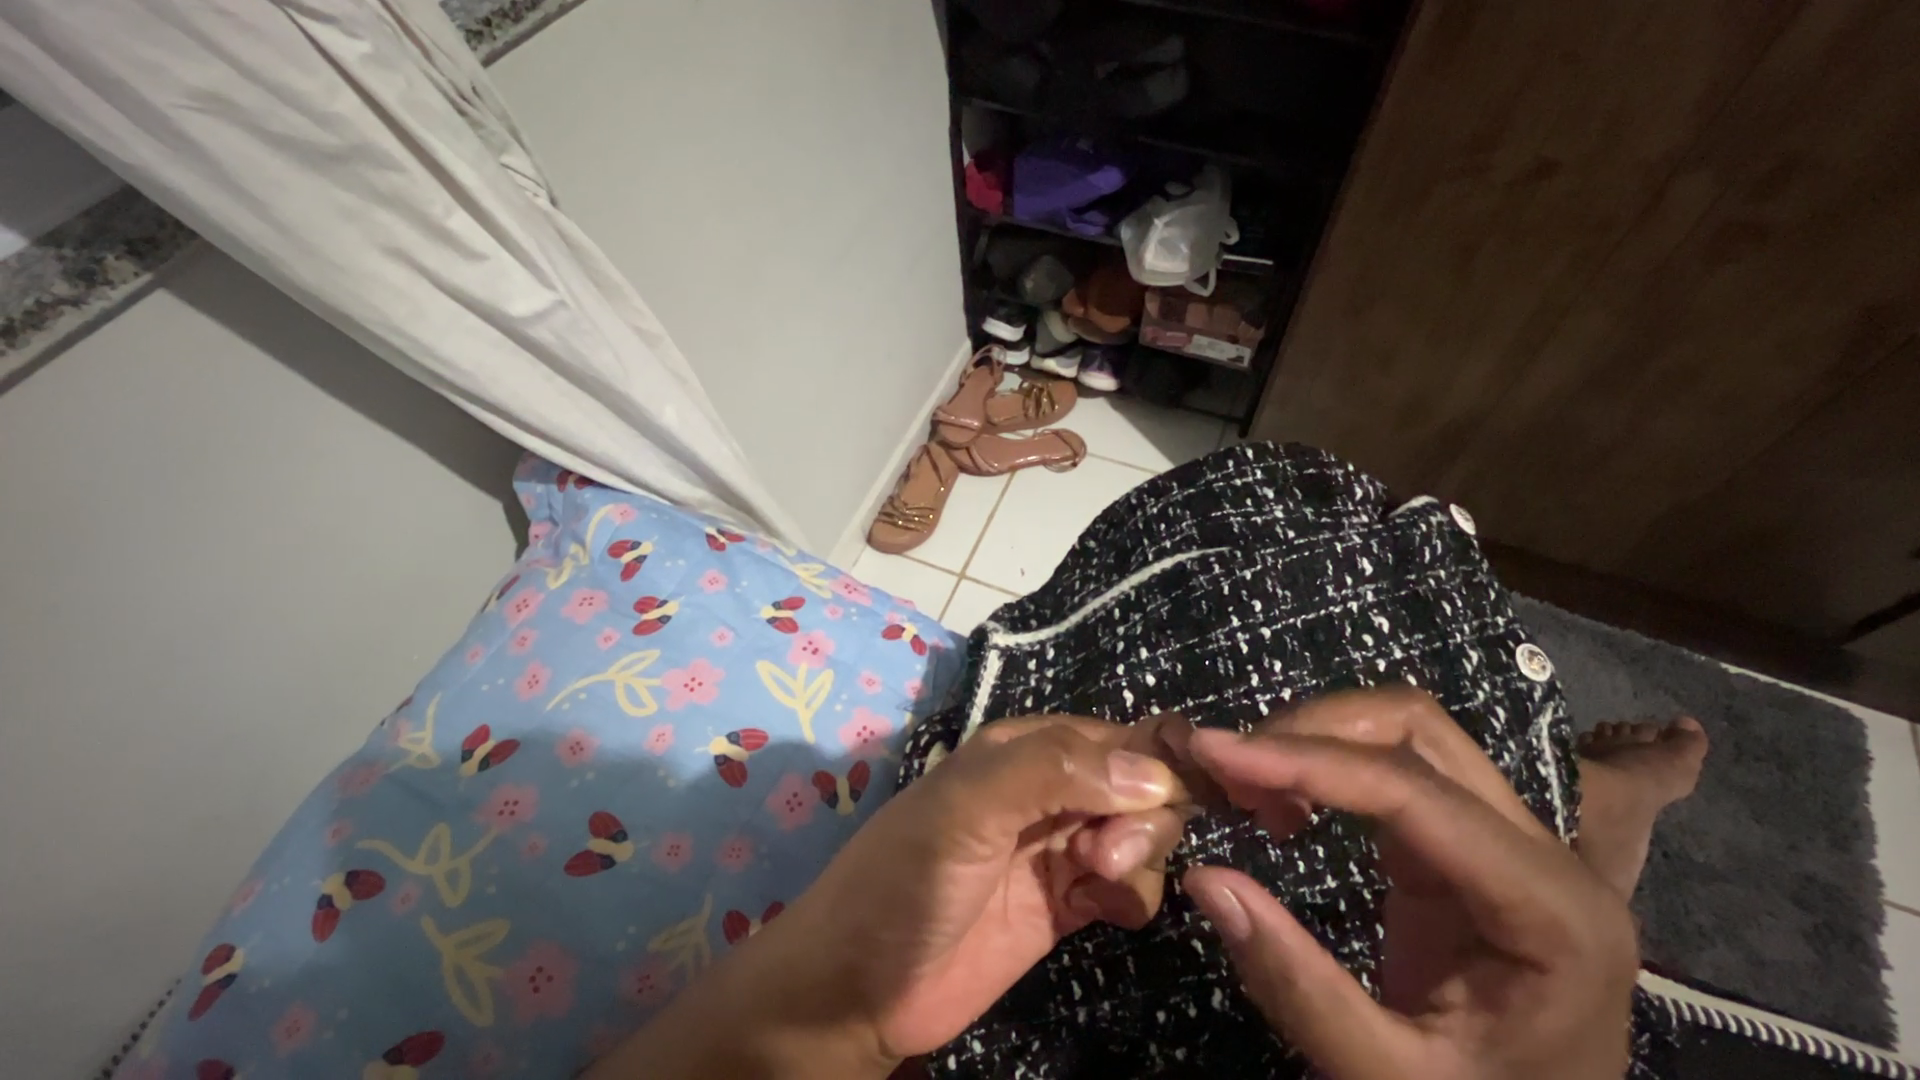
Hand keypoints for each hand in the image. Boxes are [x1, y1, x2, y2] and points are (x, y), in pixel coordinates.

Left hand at [591, 717, 1190, 1078]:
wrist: (857, 988)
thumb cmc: (904, 881)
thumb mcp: (966, 808)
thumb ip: (1053, 772)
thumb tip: (1152, 773)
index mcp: (1022, 749)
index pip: (1114, 733)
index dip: (1160, 754)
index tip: (1202, 784)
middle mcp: (1047, 790)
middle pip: (1140, 783)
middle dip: (1146, 812)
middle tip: (1107, 853)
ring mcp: (1057, 848)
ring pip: (1141, 832)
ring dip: (1139, 853)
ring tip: (1097, 884)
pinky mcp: (1065, 904)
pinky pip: (1128, 884)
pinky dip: (1132, 893)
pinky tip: (1105, 911)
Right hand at [1176, 688, 1638, 1079]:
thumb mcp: (1389, 1079)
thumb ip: (1298, 986)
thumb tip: (1203, 878)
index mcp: (1549, 910)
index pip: (1414, 792)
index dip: (1307, 760)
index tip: (1213, 751)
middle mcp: (1542, 853)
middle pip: (1421, 732)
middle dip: (1312, 730)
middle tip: (1226, 770)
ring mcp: (1508, 842)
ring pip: (1408, 736)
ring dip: (1318, 739)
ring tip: (1246, 786)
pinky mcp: (1468, 847)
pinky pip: (1396, 773)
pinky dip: (1328, 767)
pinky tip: (1284, 803)